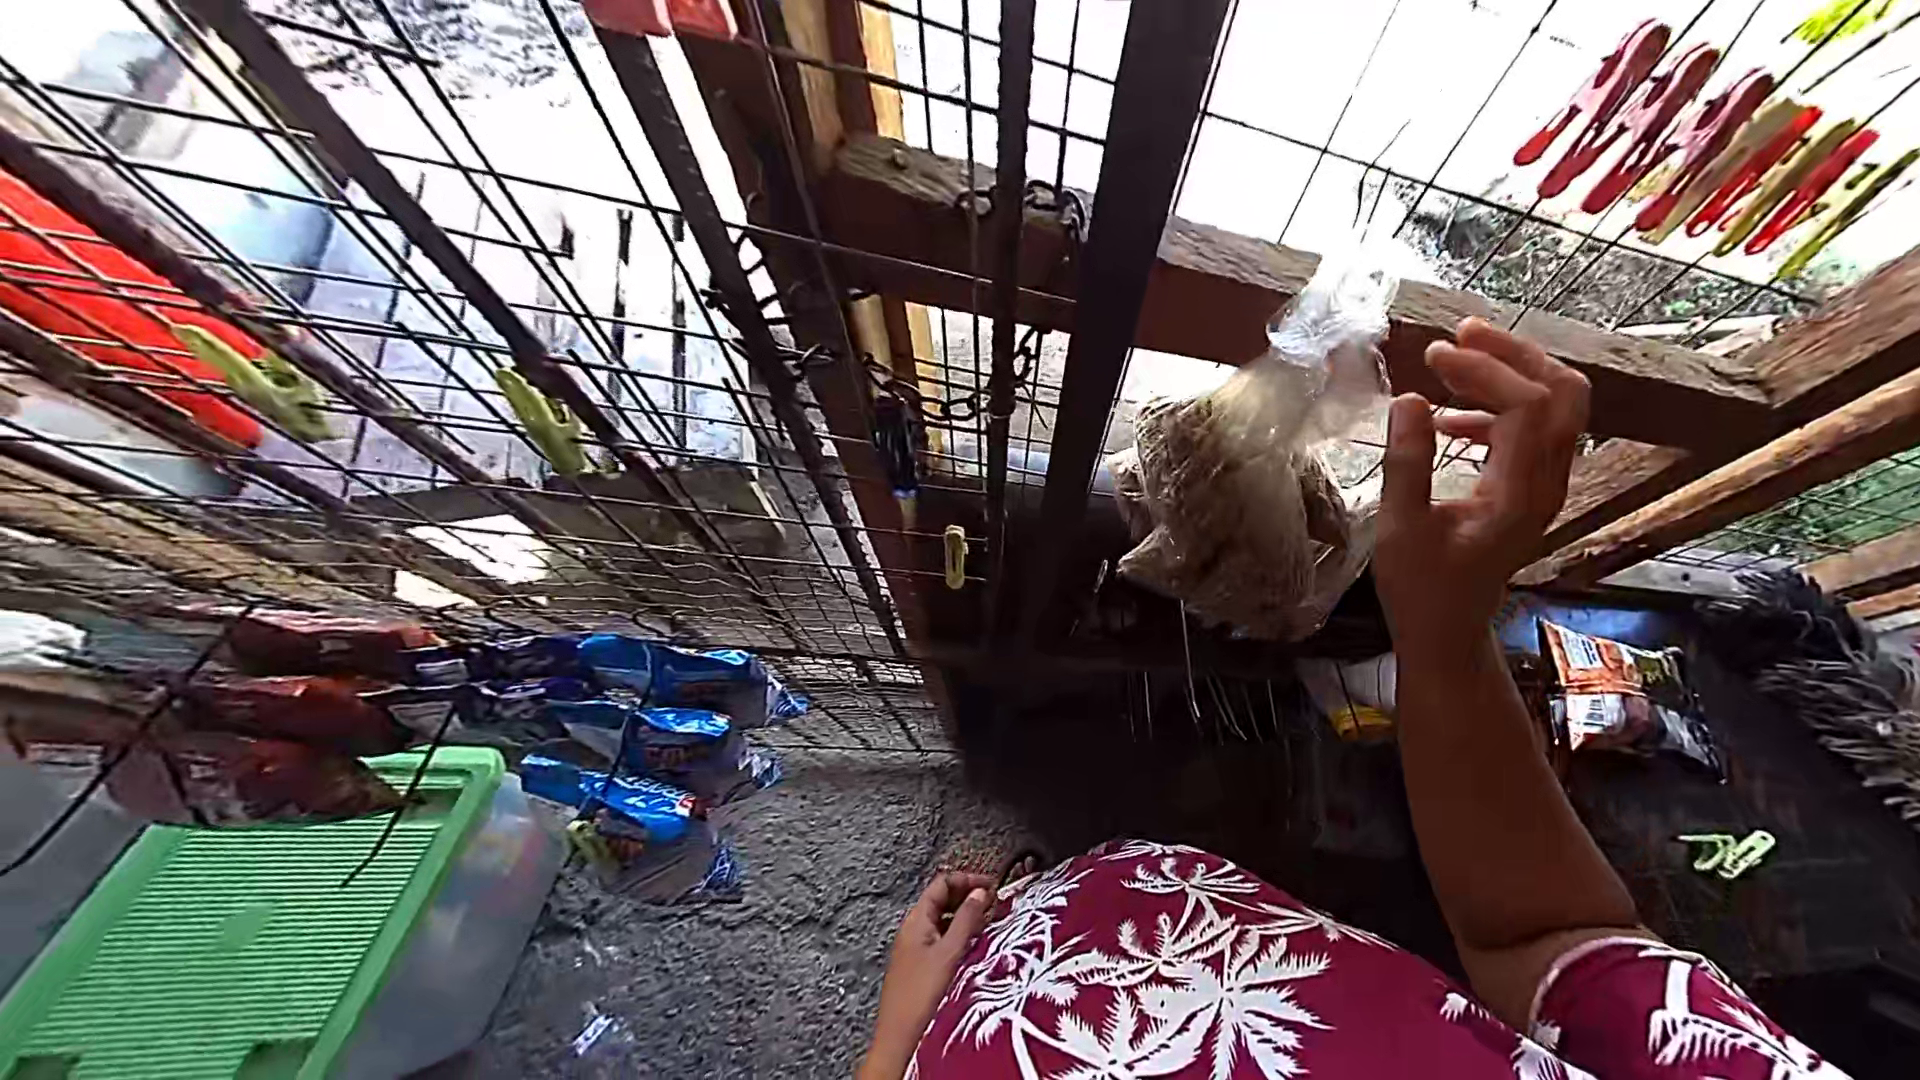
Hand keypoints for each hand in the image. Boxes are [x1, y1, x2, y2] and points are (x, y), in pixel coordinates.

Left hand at [857, 871, 995, 1079]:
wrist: (899, 1042)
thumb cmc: (921, 996)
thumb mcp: (949, 953)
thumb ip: (966, 919)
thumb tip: (980, 892)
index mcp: (916, 919)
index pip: (941, 883)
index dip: (966, 880)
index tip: (990, 885)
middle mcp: (914, 929)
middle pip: (942, 900)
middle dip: (967, 896)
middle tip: (993, 901)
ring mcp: (916, 949)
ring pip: (943, 921)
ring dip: (965, 917)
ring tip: (989, 922)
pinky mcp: (920, 968)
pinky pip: (942, 940)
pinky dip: (959, 936)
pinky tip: (974, 947)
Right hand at [1375, 317, 1588, 655]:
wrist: (1447, 627)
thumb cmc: (1419, 584)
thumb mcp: (1400, 526)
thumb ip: (1406, 462)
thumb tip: (1406, 400)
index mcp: (1519, 492)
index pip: (1525, 406)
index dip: (1484, 370)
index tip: (1432, 355)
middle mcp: (1547, 482)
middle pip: (1562, 393)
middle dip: (1514, 355)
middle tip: (1461, 335)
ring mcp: (1544, 485)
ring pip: (1555, 407)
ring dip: (1511, 375)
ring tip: (1454, 362)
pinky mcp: (1529, 488)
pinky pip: (1532, 430)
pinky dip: (1499, 406)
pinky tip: (1451, 414)